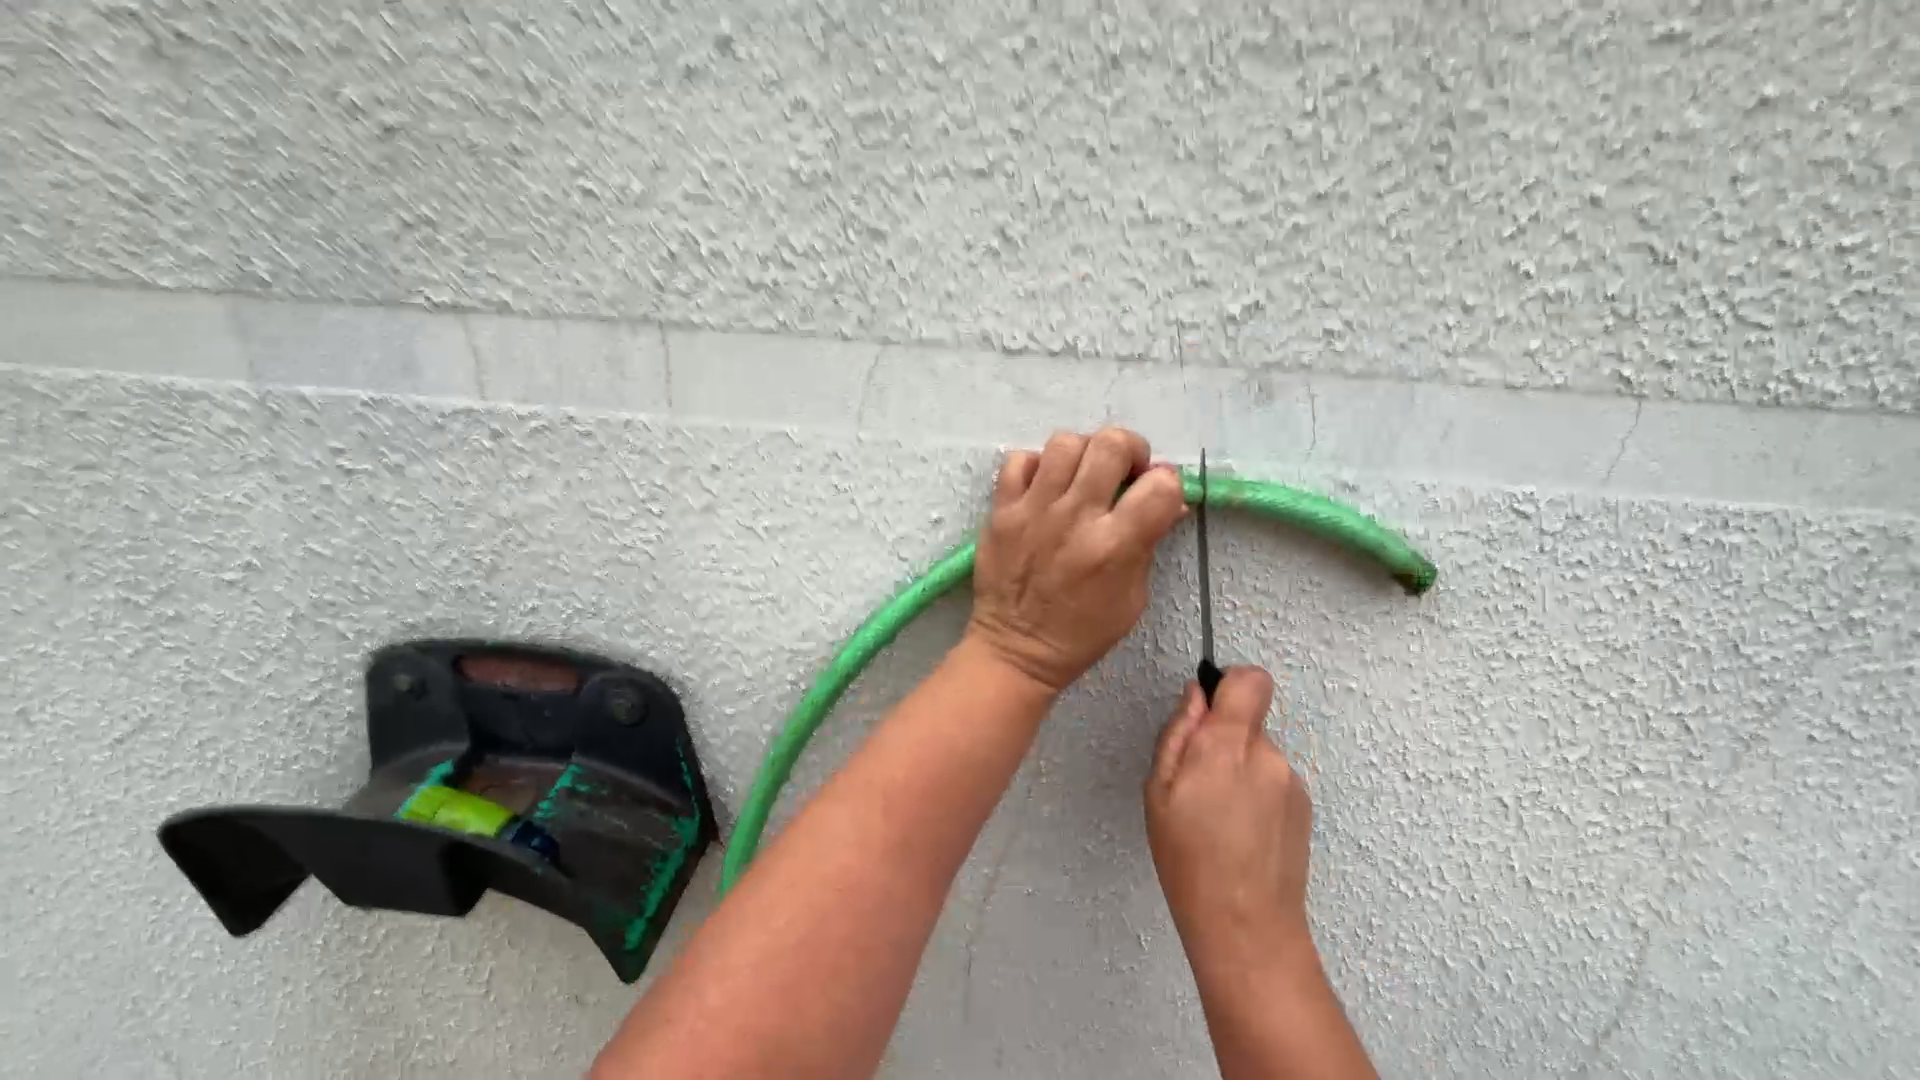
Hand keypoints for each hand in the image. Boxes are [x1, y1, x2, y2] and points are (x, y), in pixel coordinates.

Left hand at [966, 428, 1187, 693]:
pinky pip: (1020, 460)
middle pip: (1111, 445)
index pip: (1160, 484)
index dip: (1166, 483)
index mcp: (1115, 546)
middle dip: (1128, 451)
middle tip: (1123, 473)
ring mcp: (1034, 511)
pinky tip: (1046, 488)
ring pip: (1065, 443)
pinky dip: (1037, 466)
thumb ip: (1149, 543)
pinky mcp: (1002, 511)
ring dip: (1083, 453)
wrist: (1017, 650)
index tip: (1155, 494)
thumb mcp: (1134, 597)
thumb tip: (1168, 501)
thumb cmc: (1082, 632)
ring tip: (1082, 477)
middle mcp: (1075, 519)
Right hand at [1146, 667, 1314, 958]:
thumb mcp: (1158, 792)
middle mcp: (1268, 756)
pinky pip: (1271, 779)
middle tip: (1194, 784)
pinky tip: (1238, 832)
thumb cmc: (1190, 862)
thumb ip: (1178, 734)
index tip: (1206, 710)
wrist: (1246, 925)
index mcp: (1228, 746)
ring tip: (1215, 817)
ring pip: (1257, 752)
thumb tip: (1195, 696)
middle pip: (1247, 719)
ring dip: (1236, 770)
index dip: (1227, 685)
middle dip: (1221, 738)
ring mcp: (1291, 781)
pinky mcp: (1303, 805)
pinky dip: (1253, 794)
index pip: (1250, 679)